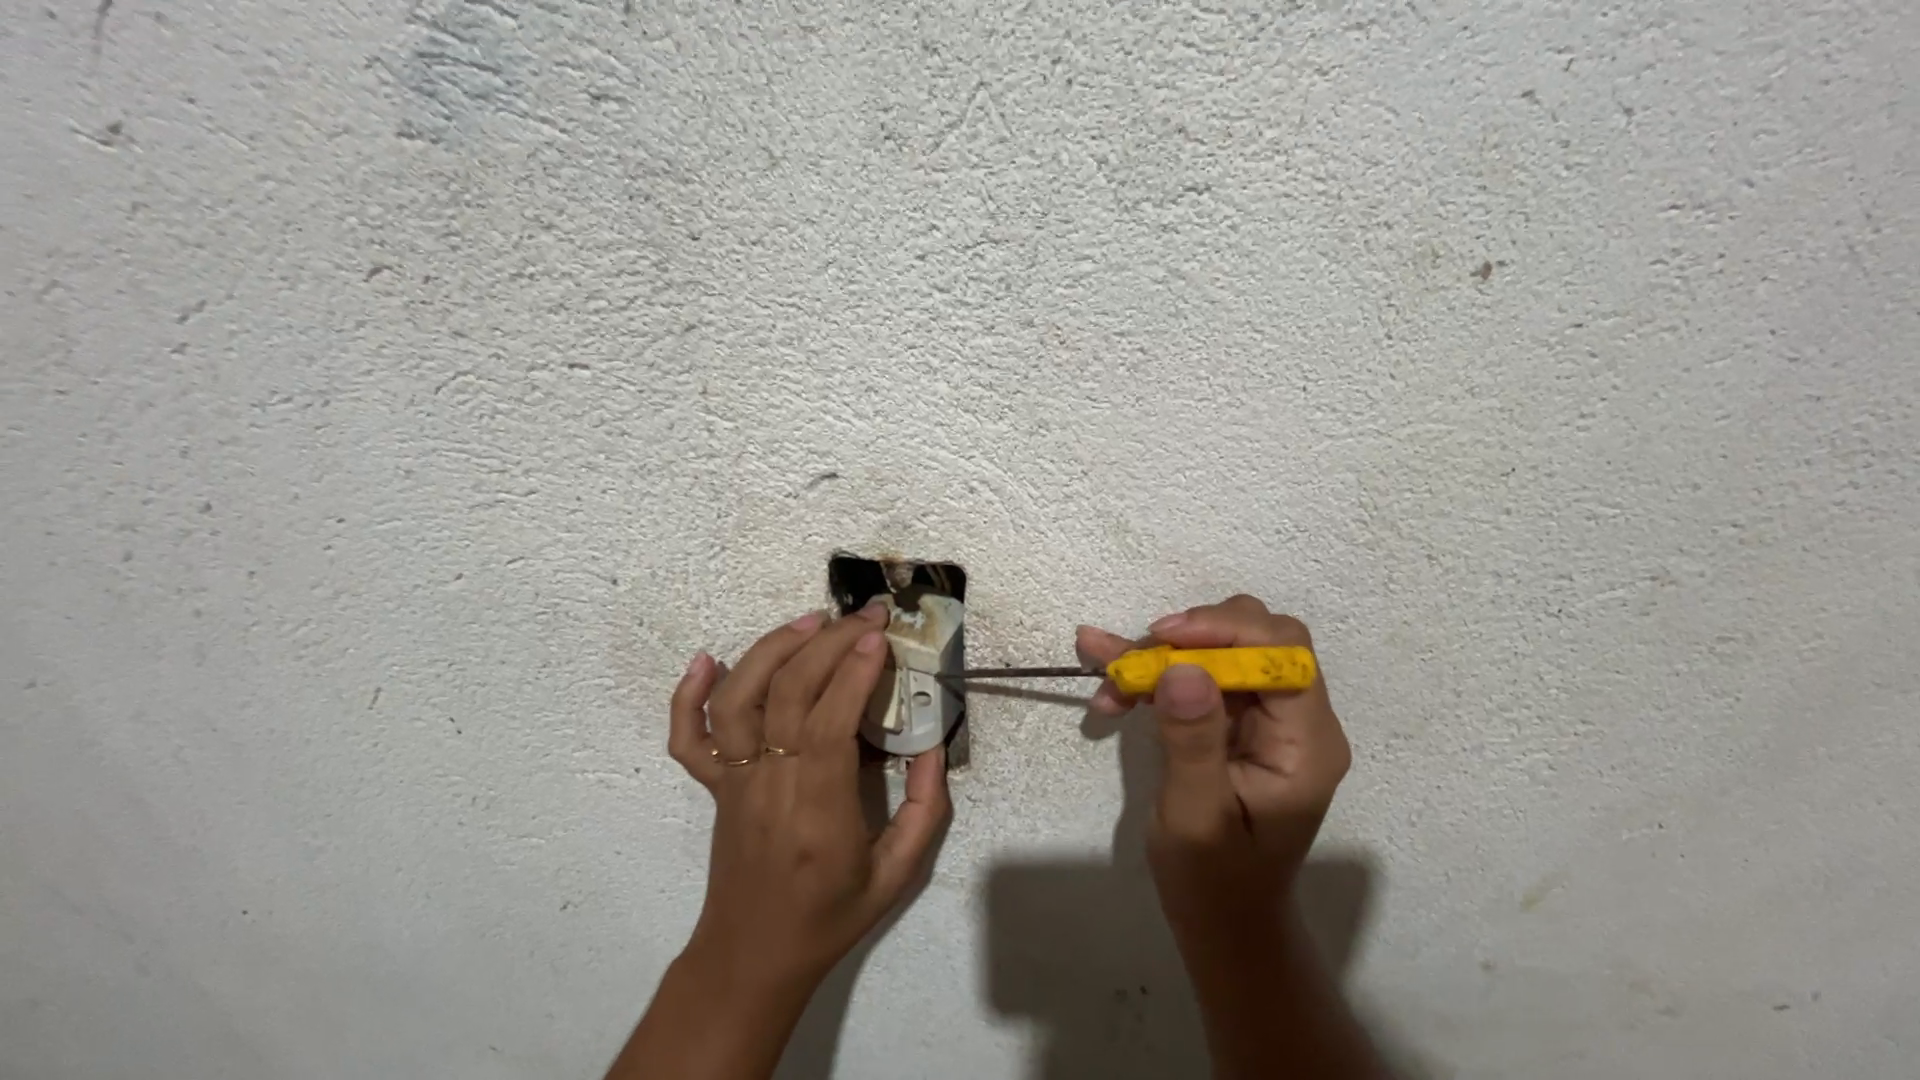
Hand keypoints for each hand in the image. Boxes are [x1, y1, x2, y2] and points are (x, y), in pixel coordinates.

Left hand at [668, 605, 950, 989]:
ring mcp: (734, 783)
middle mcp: (768, 787)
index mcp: (817, 813)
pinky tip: (708, 658)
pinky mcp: (713, 786)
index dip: (853, 673)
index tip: (880, 638)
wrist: (753, 956)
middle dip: (828, 644)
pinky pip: (689, 737)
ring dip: (771, 650)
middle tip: (866, 617)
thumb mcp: (898, 874)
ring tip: (811, 621)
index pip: (828, 723)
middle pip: (788, 695)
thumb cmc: (829, 916)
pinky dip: (688, 694)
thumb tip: (933, 744)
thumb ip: (924, 808)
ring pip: (738, 701)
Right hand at [1076, 595, 1349, 930]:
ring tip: (1108, 676)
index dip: (1225, 630)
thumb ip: (1193, 742)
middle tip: (1135, 662)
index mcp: (1305, 744)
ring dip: (1161, 656)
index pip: (1283, 654)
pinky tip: (1105, 675)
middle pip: (1255, 638)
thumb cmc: (1215, 881)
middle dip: (1190, 638)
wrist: (1222, 919)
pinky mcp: (1234, 721)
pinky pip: (1197, 677)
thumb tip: (1183, 668)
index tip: (1162, 637)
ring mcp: (1264, 718)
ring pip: (1219, 650)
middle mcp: (1294, 719)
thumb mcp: (1196, 817)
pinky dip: (1153, 672)